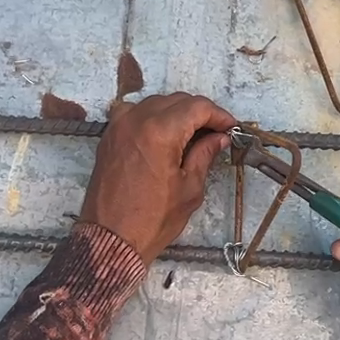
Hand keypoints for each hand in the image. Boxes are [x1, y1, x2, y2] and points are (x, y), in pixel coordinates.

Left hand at [78, 93, 236, 262]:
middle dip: (199, 113)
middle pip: (176, 101)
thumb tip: (218, 137)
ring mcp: (119, 126)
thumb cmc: (152, 220)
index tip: (230, 127)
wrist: (110, 239)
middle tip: (215, 133)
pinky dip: (152, 117)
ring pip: (155, 104)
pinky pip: (134, 113)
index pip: (197, 107)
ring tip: (192, 135)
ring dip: (176, 112)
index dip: (218, 115)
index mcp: (159, 132)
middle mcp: (136, 120)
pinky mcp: (109, 136)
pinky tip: (163, 135)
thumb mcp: (189, 188)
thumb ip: (205, 155)